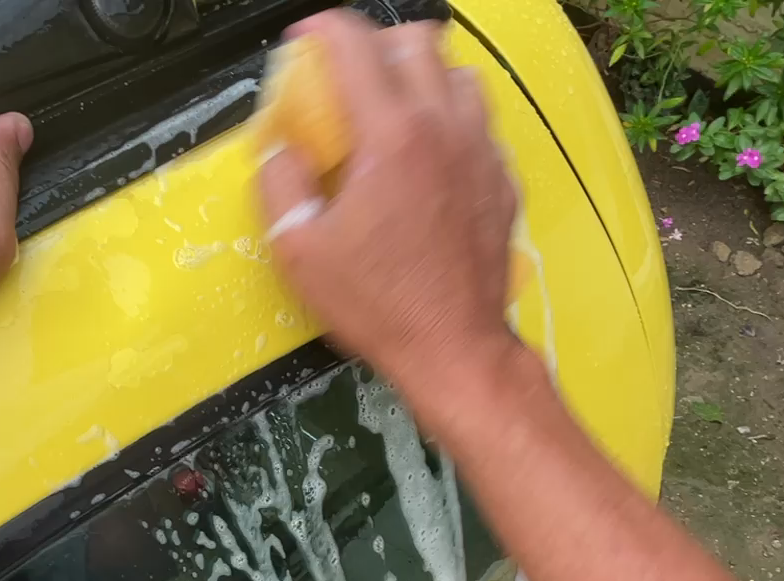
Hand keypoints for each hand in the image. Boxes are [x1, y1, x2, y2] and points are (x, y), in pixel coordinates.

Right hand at [258, 12, 520, 408]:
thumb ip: (279, 186)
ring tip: (396, 114)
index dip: (321, 30)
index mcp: (391, 135)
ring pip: (459, 76)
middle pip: (417, 42)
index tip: (303, 42)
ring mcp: (483, 152)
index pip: (355, 44)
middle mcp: (445, 126)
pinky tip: (433, 161)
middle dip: (375, 48)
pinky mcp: (504, 182)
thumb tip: (280, 148)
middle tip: (349, 83)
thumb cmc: (374, 305)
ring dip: (422, 79)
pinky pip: (481, 125)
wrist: (452, 347)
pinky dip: (452, 123)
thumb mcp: (300, 254)